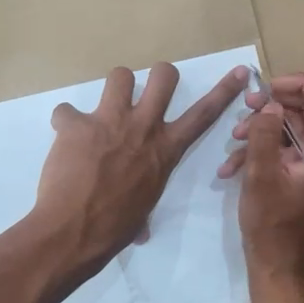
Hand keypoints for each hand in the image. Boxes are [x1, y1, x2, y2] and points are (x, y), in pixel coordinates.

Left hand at [34, 62, 247, 277]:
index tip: (240, 71)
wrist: (75, 231)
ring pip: (120, 75)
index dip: (225, 89)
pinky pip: (65, 111)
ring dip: (113, 90)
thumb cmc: (116, 228)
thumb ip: (144, 199)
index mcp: (167, 149)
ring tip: (104, 110)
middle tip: (147, 91)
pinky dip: (64, 122)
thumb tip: (141, 231)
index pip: (205, 113)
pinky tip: (63, 139)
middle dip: (159, 76)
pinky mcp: (75, 124)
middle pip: (163, 76)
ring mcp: (110, 121)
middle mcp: (143, 126)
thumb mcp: (145, 210)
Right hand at [219, 73, 303, 278]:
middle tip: (247, 106)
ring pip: (290, 127)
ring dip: (261, 127)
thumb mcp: (261, 176)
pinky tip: (231, 165)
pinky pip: (281, 148)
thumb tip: (270, 106)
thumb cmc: (270, 224)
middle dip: (275, 105)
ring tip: (235, 136)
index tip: (271, 86)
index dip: (302, 85)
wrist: (273, 262)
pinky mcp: (296, 173)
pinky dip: (257, 149)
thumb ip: (265, 136)